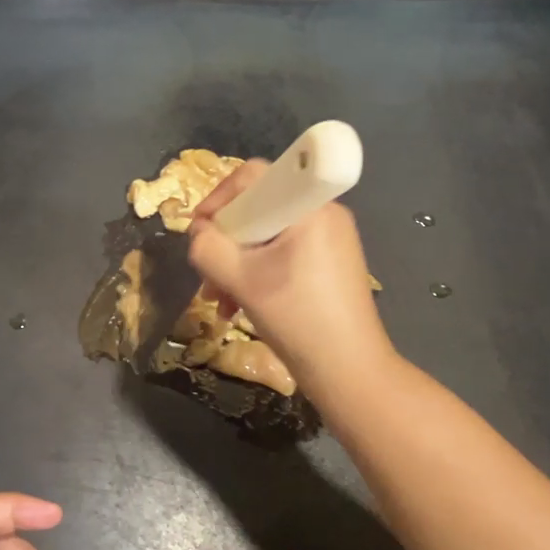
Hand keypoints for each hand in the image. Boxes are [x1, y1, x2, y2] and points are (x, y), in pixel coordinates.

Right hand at [187, 159, 395, 405]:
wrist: (350, 374)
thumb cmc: (298, 320)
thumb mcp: (240, 281)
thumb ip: (208, 248)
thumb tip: (199, 233)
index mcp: (309, 209)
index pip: (253, 176)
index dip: (219, 197)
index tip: (201, 230)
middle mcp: (323, 214)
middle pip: (257, 208)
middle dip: (225, 241)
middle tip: (207, 272)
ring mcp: (328, 239)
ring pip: (265, 235)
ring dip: (235, 262)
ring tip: (219, 298)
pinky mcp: (328, 262)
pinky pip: (280, 252)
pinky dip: (256, 272)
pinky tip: (239, 304)